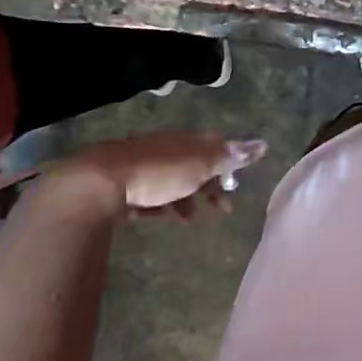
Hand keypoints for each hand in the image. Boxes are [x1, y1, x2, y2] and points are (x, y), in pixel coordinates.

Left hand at [28, 133, 267, 224]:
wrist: (99, 182)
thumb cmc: (158, 172)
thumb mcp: (201, 164)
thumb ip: (230, 156)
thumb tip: (262, 143)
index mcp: (185, 140)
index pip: (214, 147)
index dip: (228, 165)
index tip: (235, 187)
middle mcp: (164, 147)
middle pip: (193, 165)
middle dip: (208, 186)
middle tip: (220, 210)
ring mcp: (140, 165)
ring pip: (171, 181)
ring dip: (185, 199)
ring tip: (189, 220)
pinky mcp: (121, 185)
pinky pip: (149, 195)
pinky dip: (161, 206)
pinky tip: (162, 219)